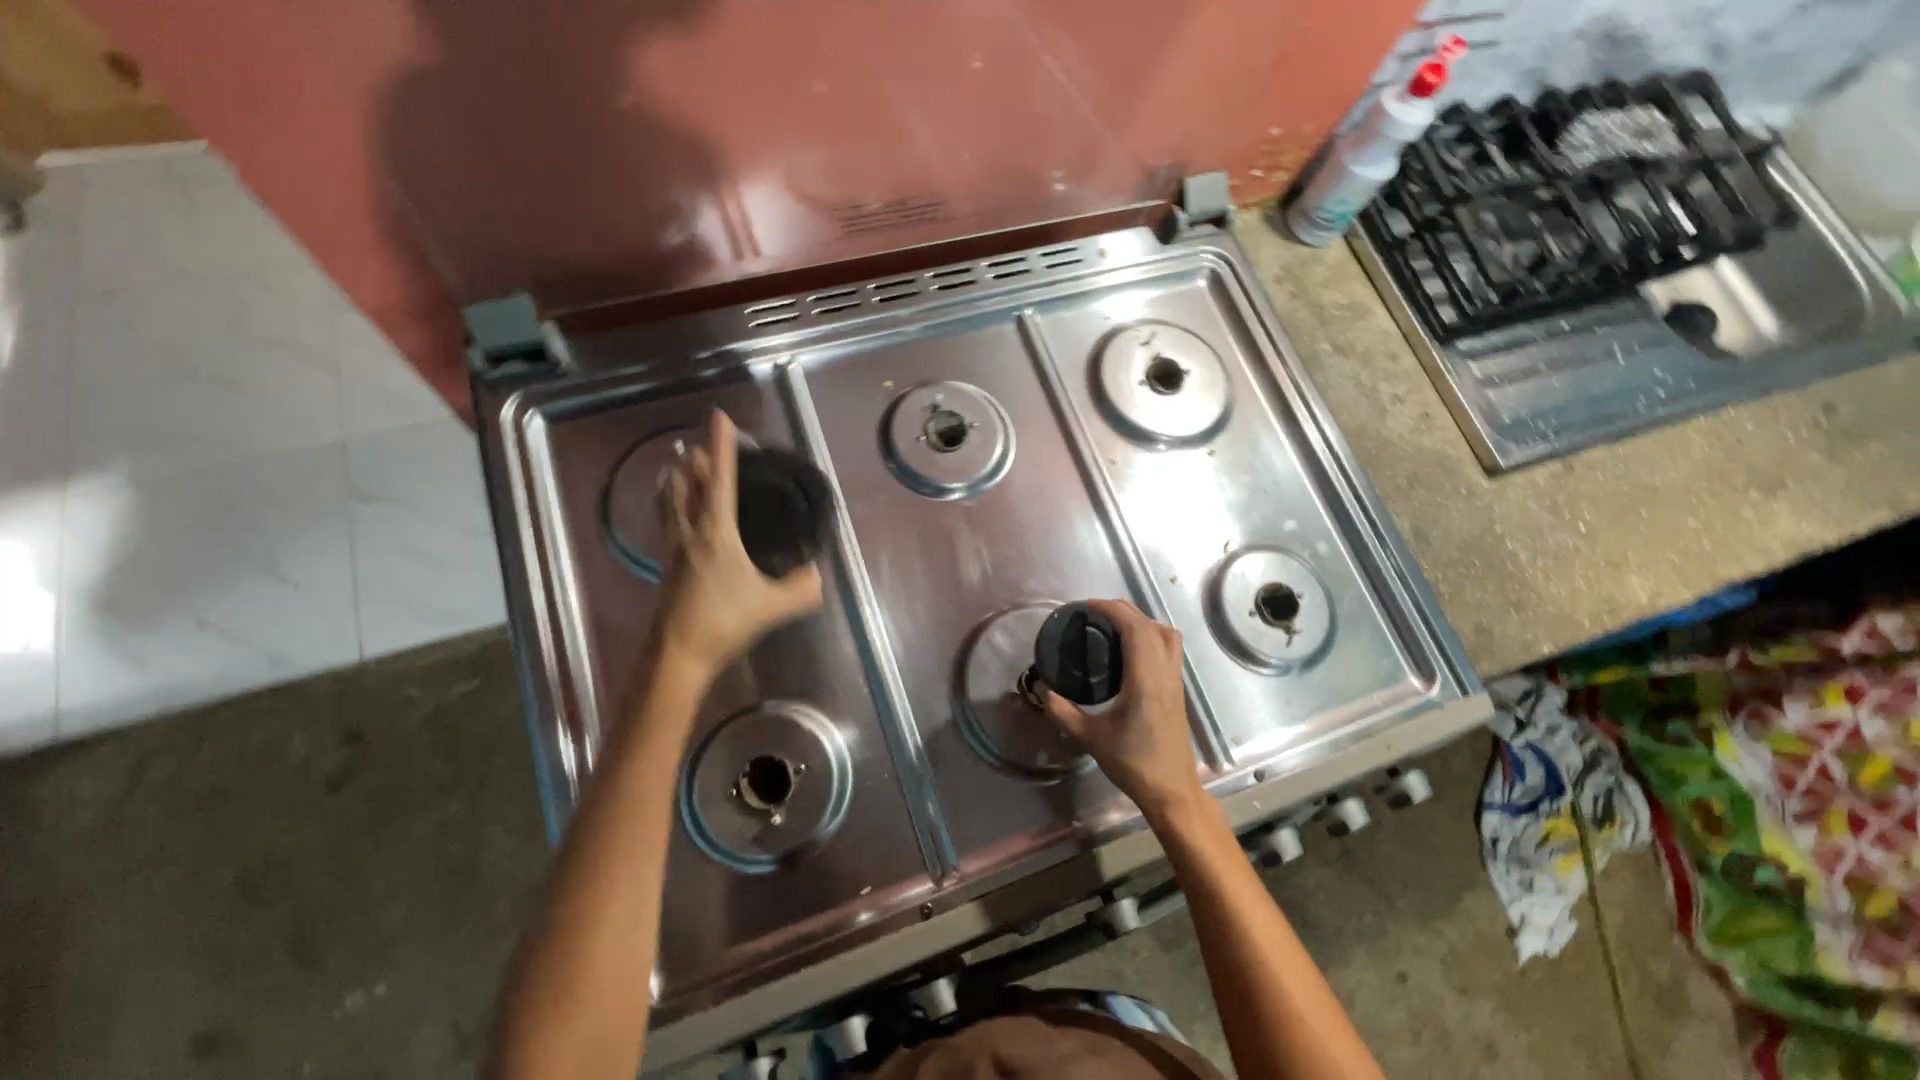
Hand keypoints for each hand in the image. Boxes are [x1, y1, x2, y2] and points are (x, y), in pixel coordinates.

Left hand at [654, 410, 823, 679]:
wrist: (677, 655)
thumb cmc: (723, 623)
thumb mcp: (772, 607)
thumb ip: (800, 589)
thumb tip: (817, 575)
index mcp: (716, 533)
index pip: (721, 480)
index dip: (723, 446)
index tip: (719, 415)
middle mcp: (690, 532)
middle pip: (687, 483)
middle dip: (696, 458)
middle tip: (702, 440)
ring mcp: (673, 548)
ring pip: (669, 500)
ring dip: (676, 478)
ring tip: (678, 463)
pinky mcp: (665, 566)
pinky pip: (665, 520)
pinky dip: (668, 502)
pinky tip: (671, 510)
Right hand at [1041, 599, 1202, 817]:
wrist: (1172, 790)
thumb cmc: (1132, 764)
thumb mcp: (1090, 738)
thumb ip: (1062, 711)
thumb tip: (1042, 689)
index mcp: (1145, 681)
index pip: (1135, 628)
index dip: (1112, 610)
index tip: (1087, 606)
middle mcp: (1165, 674)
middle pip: (1151, 625)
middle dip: (1123, 611)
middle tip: (1094, 613)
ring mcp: (1175, 681)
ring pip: (1166, 634)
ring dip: (1141, 621)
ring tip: (1113, 627)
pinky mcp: (1178, 690)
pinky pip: (1169, 649)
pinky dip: (1150, 636)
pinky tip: (1129, 650)